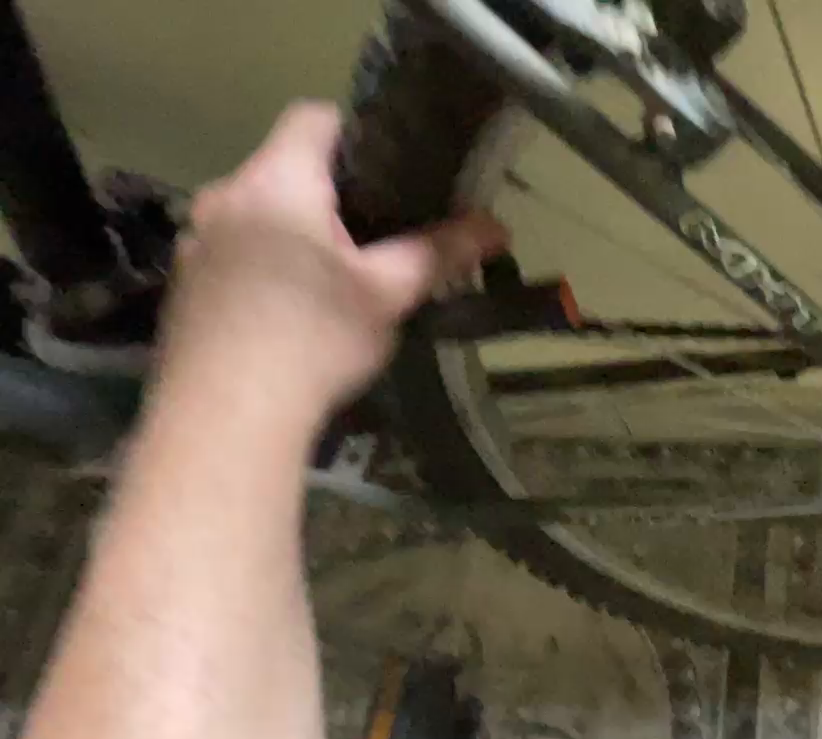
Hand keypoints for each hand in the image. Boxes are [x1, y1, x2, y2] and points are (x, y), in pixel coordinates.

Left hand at [157, 102, 507, 429]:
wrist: (234, 407)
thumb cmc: (317, 335)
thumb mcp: (392, 292)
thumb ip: (441, 251)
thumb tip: (498, 225)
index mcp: (276, 182)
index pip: (316, 119)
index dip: (367, 134)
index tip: (410, 174)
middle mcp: (228, 195)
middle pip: (296, 170)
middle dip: (351, 197)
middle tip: (401, 238)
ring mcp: (202, 237)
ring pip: (274, 213)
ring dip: (317, 233)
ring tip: (362, 277)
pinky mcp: (194, 279)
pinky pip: (251, 249)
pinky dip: (287, 262)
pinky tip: (315, 308)